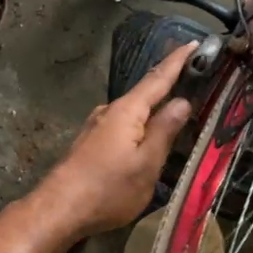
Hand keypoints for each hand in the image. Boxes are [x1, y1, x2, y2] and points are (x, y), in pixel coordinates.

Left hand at [33, 42, 195, 240]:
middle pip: (145, 91)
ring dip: (154, 104)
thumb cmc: (107, 188)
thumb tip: (183, 101)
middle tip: (194, 73)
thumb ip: (165, 130)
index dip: (177, 61)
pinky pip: (125, 123)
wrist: (58, 210)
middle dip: (168, 81)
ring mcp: (98, 125)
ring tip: (176, 106)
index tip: (195, 42)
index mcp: (127, 111)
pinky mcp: (93, 142)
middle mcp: (111, 110)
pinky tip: (148, 133)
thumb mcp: (146, 164)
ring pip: (134, 109)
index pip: (158, 78)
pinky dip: (142, 120)